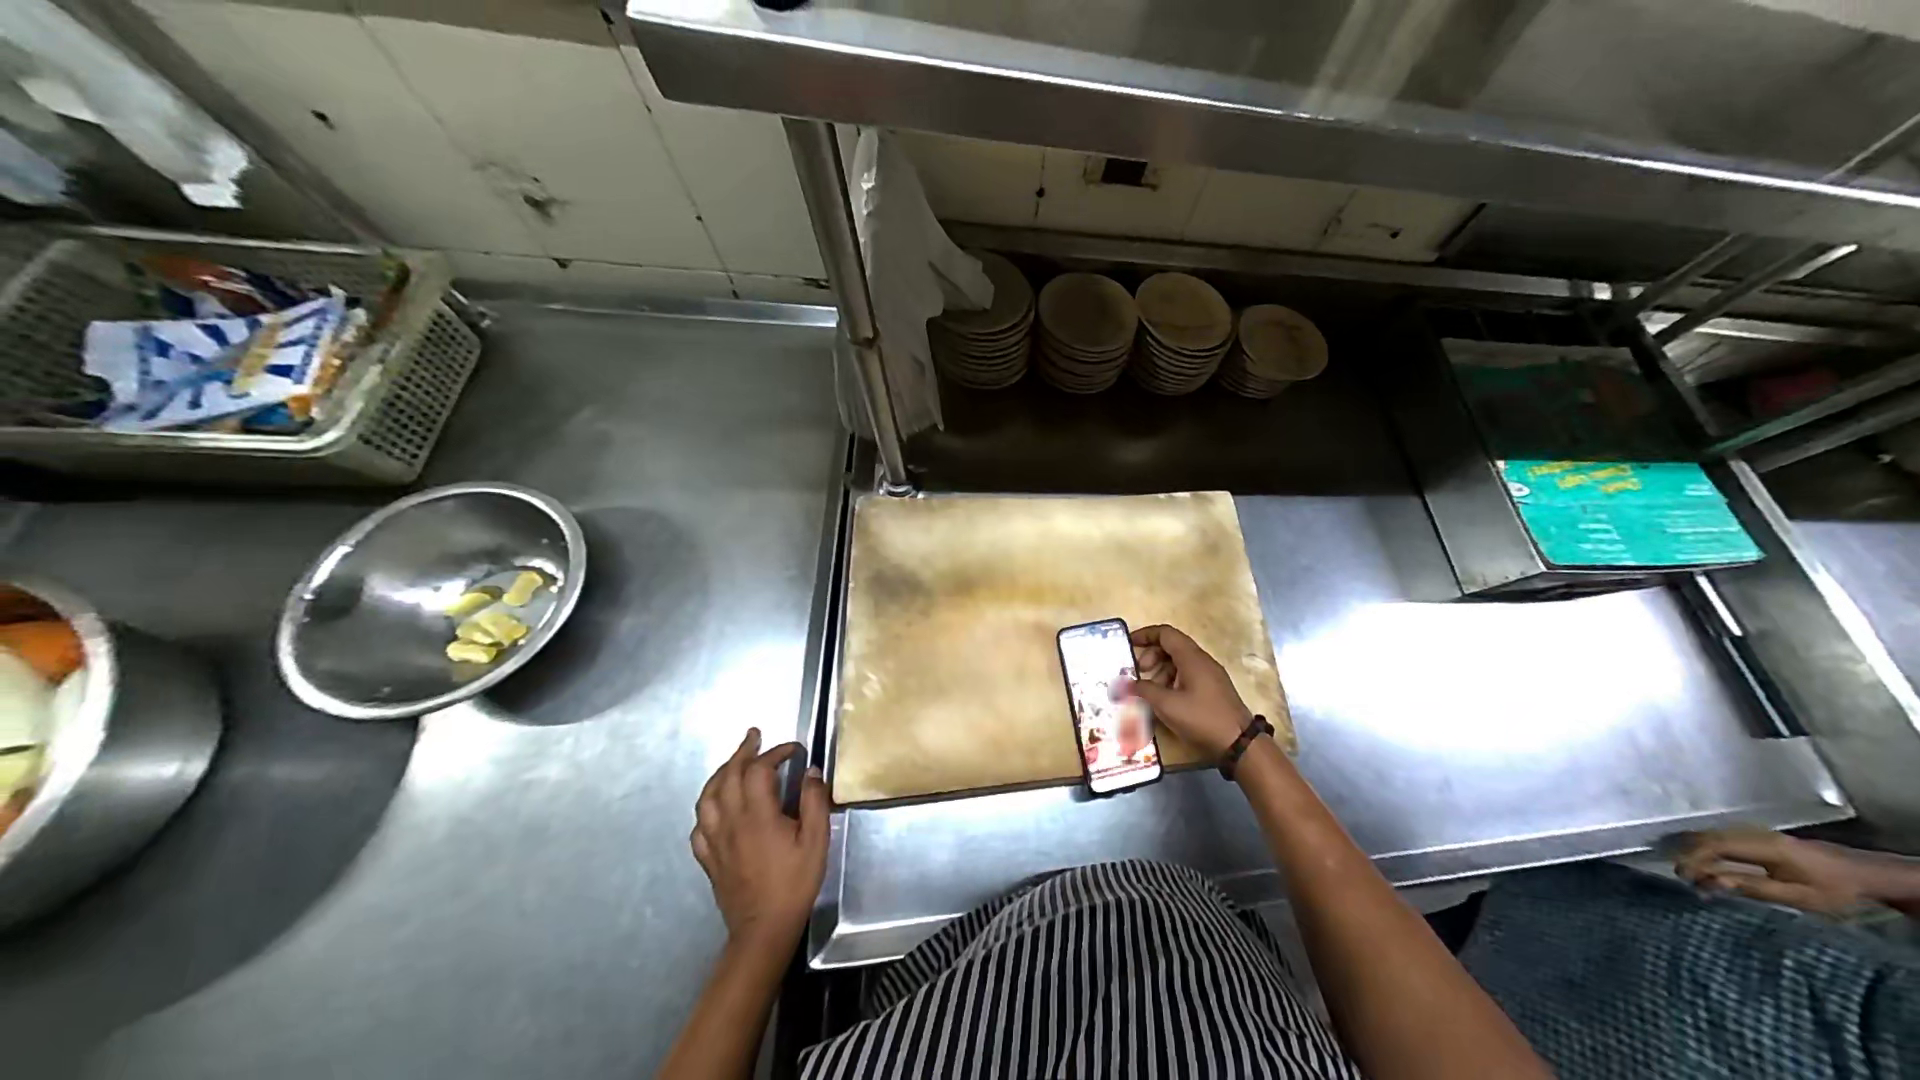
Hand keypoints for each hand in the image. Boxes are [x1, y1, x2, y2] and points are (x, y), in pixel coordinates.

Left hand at [691, 728, 829, 946]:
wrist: (763, 929)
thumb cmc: (794, 884)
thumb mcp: (816, 842)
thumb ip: (814, 803)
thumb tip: (811, 772)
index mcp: (757, 815)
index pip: (759, 770)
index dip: (775, 753)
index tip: (793, 749)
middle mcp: (731, 821)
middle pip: (728, 775)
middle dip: (742, 752)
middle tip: (754, 737)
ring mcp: (714, 840)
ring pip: (708, 796)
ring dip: (720, 773)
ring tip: (733, 763)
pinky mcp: (708, 857)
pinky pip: (699, 824)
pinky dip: (707, 807)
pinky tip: (717, 806)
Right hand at [1128, 624, 1253, 758]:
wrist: (1240, 743)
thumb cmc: (1202, 718)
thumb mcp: (1167, 705)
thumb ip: (1143, 691)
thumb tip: (1123, 684)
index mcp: (1192, 658)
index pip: (1166, 634)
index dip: (1145, 635)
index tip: (1129, 644)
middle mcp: (1202, 661)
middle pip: (1172, 647)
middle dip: (1152, 657)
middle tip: (1140, 672)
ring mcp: (1210, 675)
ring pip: (1180, 663)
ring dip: (1161, 672)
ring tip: (1151, 692)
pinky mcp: (1214, 690)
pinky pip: (1188, 676)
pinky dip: (1172, 682)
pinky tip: (1167, 701)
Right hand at [1674, 827, 1874, 913]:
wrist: (1866, 874)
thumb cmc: (1835, 889)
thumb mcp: (1800, 896)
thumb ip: (1754, 887)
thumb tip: (1712, 881)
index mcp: (1763, 846)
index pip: (1715, 846)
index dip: (1693, 858)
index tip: (1682, 875)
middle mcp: (1753, 833)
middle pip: (1708, 837)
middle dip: (1690, 855)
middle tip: (1681, 875)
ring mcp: (1755, 832)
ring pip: (1712, 835)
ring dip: (1697, 851)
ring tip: (1692, 871)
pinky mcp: (1757, 837)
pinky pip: (1722, 838)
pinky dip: (1708, 849)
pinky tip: (1708, 862)